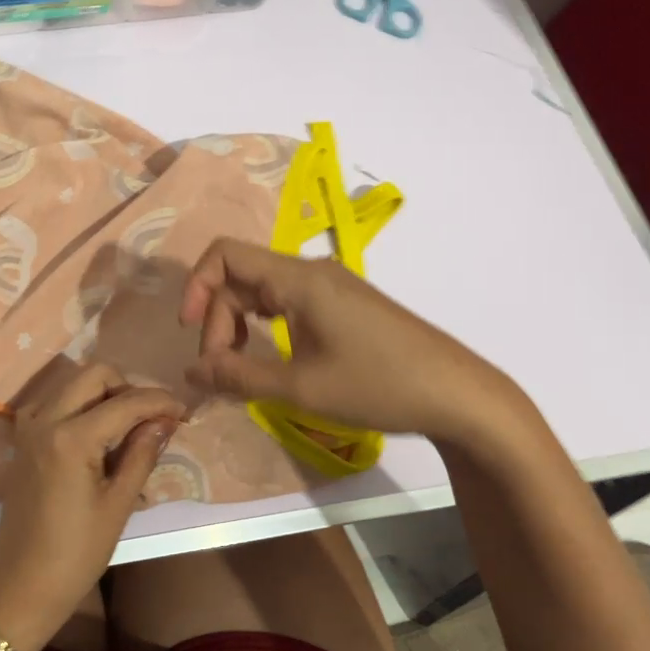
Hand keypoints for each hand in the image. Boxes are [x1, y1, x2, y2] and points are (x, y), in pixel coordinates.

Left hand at [0, 363, 183, 650]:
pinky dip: (81, 405)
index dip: (160, 401)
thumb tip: (164, 420)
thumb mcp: (118, 506)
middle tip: (152, 419)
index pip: (126, 402)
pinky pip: (56, 401)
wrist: (21, 585)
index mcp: (71, 437)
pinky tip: (100, 434)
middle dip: (128, 388)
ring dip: (104, 393)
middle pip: (94, 374)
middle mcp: (45, 419)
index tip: (184, 412)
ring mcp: (28, 426)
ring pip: (73, 383)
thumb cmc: (76, 554)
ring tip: (130, 427)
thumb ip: (141, 454)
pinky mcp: (22, 438)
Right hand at [179, 238, 529, 447]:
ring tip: (239, 365)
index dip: (196, 287)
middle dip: (216, 318)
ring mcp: (331, 287)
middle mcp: (312, 271)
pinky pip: (286, 301)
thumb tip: (190, 372)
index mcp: (298, 279)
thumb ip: (237, 377)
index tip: (191, 334)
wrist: (459, 395)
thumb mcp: (300, 388)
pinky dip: (264, 324)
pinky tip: (269, 357)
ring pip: (262, 289)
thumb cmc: (378, 386)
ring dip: (238, 322)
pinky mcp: (344, 304)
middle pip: (240, 275)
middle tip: (220, 369)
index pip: (225, 255)